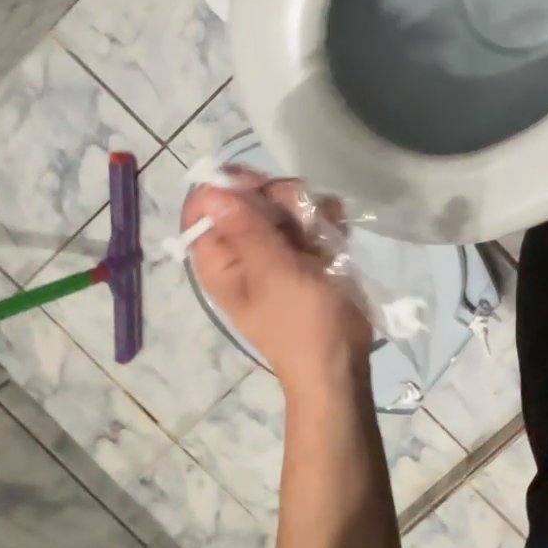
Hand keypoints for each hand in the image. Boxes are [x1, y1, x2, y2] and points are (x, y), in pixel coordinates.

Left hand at [183, 172, 371, 393]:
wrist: (340, 359)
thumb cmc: (301, 321)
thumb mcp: (273, 274)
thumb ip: (245, 230)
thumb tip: (210, 191)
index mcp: (222, 259)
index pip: (206, 206)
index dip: (230, 188)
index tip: (261, 187)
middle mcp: (245, 249)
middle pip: (251, 197)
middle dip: (280, 198)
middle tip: (301, 216)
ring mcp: (279, 249)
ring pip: (286, 203)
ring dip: (309, 208)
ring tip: (325, 232)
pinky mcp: (309, 251)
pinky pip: (314, 217)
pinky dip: (327, 219)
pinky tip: (339, 233)